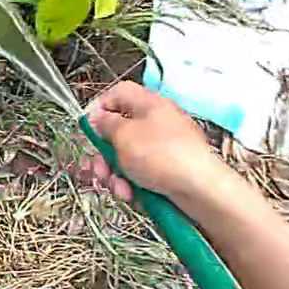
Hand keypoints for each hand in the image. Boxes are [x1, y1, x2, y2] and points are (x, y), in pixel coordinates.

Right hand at [83, 81, 237, 205]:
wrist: (200, 189)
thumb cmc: (161, 156)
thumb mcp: (124, 135)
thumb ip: (105, 124)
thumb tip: (97, 117)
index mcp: (149, 104)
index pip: (118, 94)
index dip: (99, 107)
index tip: (88, 127)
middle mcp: (157, 122)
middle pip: (119, 131)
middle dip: (104, 154)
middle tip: (99, 169)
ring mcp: (164, 147)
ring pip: (126, 157)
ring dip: (115, 174)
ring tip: (119, 188)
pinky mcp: (168, 170)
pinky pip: (140, 173)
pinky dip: (132, 184)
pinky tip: (132, 195)